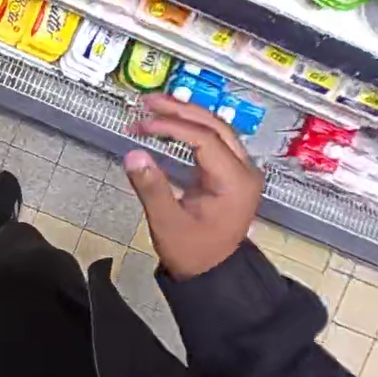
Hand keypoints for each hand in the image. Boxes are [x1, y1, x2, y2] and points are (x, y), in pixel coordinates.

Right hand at [122, 94, 262, 279]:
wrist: (212, 275)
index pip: (204, 139)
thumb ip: (151, 187)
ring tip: (154, 106)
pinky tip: (168, 123)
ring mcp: (239, 171)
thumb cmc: (192, 253)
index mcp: (235, 182)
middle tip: (147, 102)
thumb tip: (133, 154)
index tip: (142, 123)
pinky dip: (189, 130)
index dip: (172, 125)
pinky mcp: (228, 173)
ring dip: (185, 115)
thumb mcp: (167, 223)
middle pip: (214, 126)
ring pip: (215, 129)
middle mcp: (244, 170)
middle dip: (180, 110)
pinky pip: (211, 142)